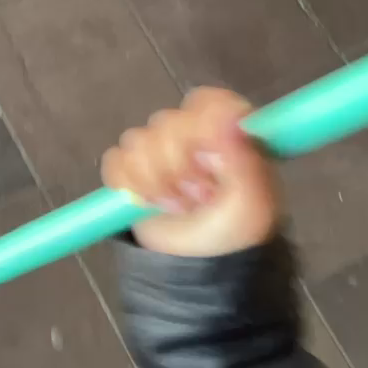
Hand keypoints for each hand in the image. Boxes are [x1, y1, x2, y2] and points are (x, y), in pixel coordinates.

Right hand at [100, 88, 279, 257]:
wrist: (196, 266)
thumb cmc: (232, 232)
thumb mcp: (252, 203)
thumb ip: (243, 158)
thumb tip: (233, 119)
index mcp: (228, 131)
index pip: (207, 101)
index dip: (201, 125)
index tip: (209, 158)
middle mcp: (192, 134)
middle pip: (167, 122)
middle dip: (178, 166)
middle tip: (199, 197)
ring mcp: (158, 150)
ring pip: (136, 140)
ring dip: (155, 181)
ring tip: (177, 206)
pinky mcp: (129, 169)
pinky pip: (115, 160)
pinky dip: (130, 186)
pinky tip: (148, 204)